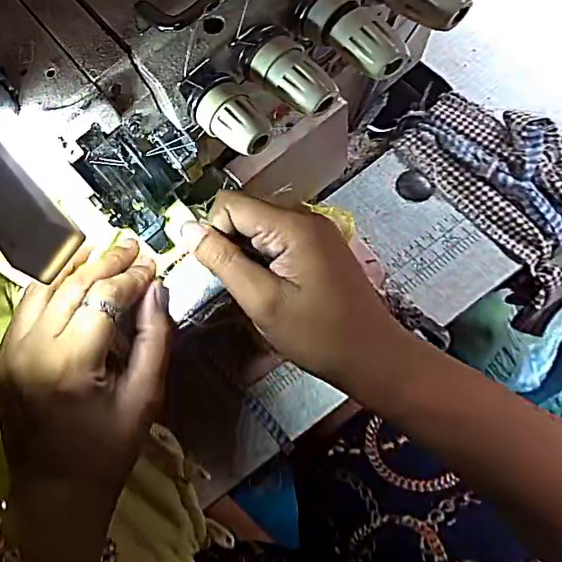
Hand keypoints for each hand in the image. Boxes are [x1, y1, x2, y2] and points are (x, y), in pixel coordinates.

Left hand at [0, 238, 171, 561]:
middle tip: (133, 247)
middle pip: (72, 285)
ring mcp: (8, 352)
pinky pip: (26, 306)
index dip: (131, 277)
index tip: (152, 265)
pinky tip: (74, 276)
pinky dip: (52, 286)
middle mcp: (31, 350)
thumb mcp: (144, 398)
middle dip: (106, 261)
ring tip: (104, 250)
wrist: (53, 495)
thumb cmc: (107, 452)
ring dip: (75, 266)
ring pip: (43, 288)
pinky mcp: (0, 357)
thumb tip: (157, 288)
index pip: (103, 298)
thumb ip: (154, 338)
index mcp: (69, 364)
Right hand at [179, 192, 411, 385]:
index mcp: (291, 225)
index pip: (229, 204)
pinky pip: (277, 238)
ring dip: (247, 253)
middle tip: (240, 285)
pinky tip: (275, 287)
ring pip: (258, 226)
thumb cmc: (319, 335)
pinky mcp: (319, 244)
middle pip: (244, 211)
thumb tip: (187, 229)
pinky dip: (265, 258)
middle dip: (230, 244)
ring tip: (259, 289)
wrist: (374, 357)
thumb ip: (222, 261)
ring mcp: (314, 229)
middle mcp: (304, 217)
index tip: (220, 271)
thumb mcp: (261, 301)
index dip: (214, 233)